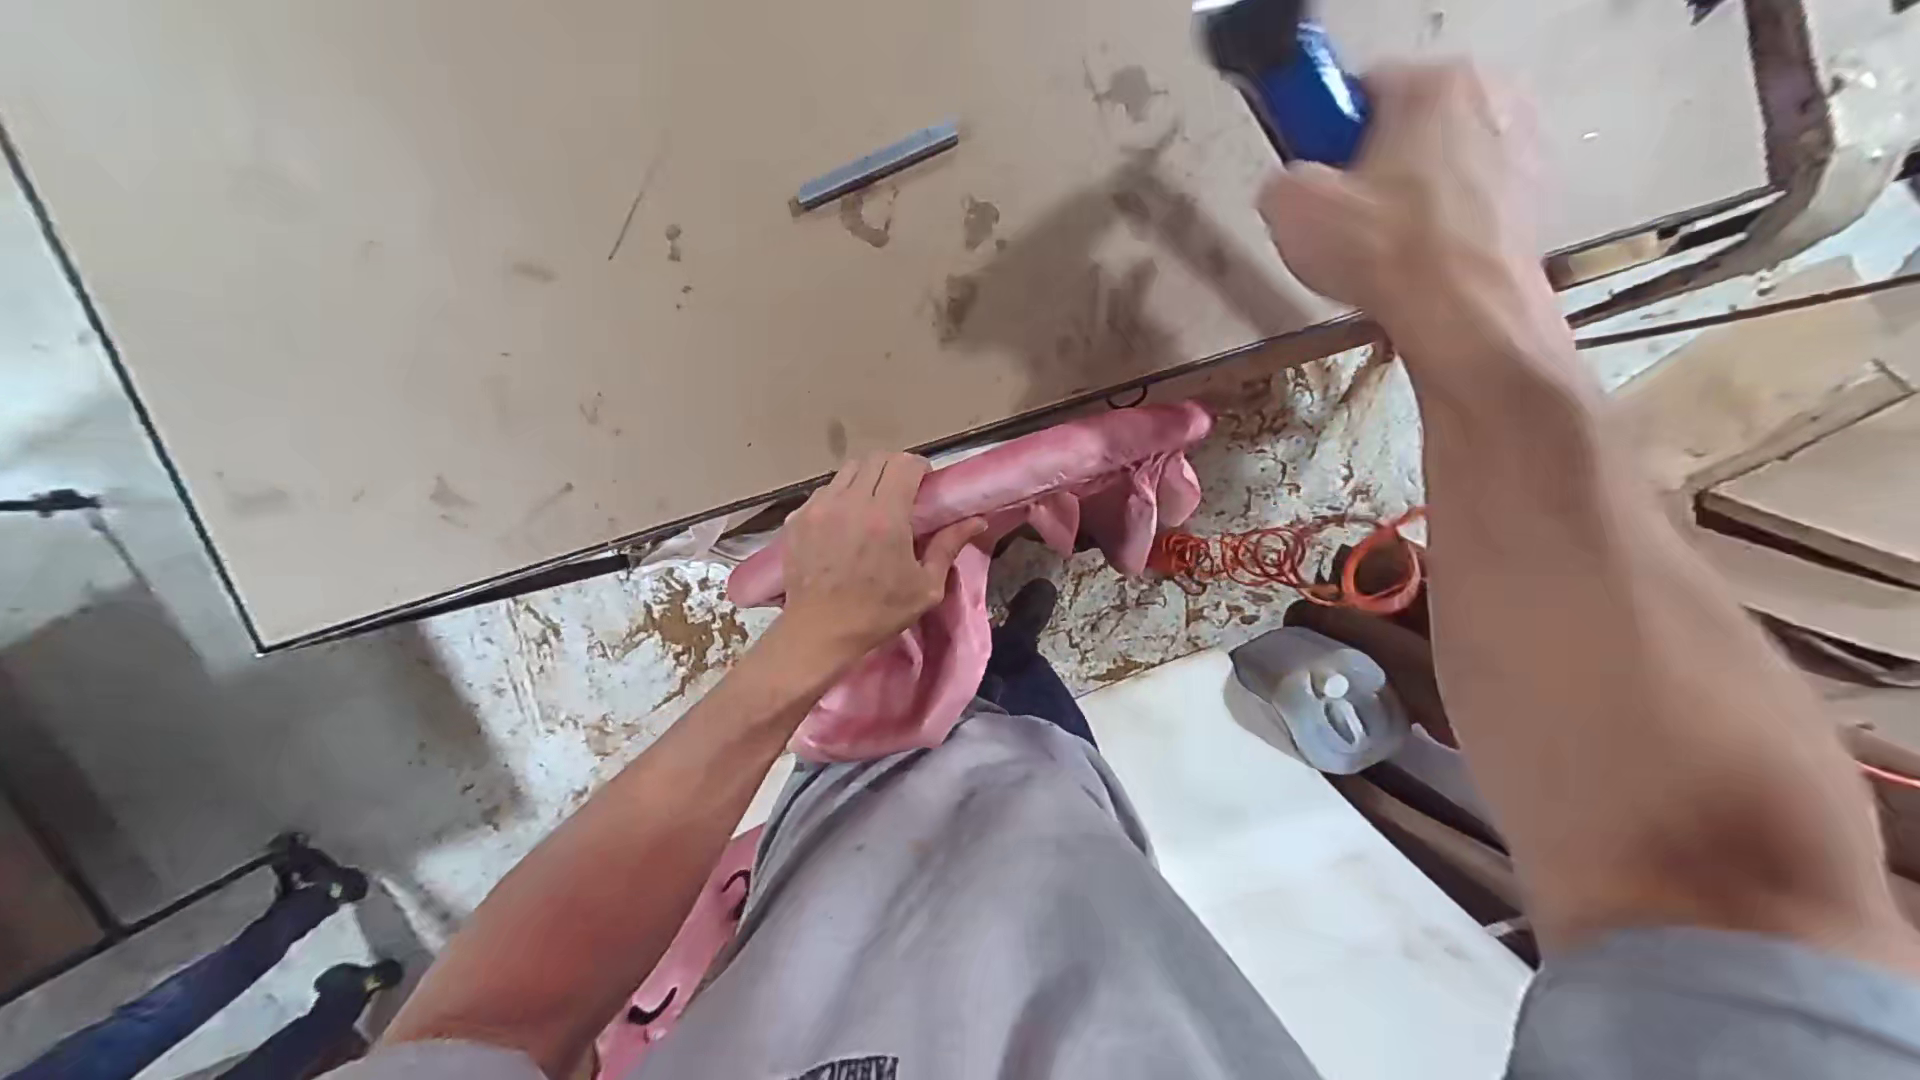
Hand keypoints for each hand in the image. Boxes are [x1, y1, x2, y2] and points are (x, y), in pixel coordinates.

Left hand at [776, 452, 986, 665]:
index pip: (904, 463)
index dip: (918, 467)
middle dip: (893, 468)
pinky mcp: (797, 519)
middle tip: (902, 491)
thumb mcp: (925, 586)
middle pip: (875, 459)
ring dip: (866, 479)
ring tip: (872, 504)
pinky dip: (840, 496)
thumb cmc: (878, 612)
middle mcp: (849, 502)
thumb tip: (977, 520)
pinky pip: (824, 492)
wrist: (819, 632)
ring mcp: (818, 508)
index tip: (924, 484)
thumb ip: (949, 546)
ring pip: (847, 471)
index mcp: (885, 516)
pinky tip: (845, 522)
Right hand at [1258, 63, 1549, 351]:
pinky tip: (1404, 261)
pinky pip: (1457, 203)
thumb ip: (1278, 182)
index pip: (1355, 90)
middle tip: (1335, 216)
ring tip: (1369, 248)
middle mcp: (1489, 100)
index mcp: (1432, 84)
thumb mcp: (1292, 211)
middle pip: (1398, 128)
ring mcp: (1517, 149)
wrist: (1463, 311)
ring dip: (1395, 201)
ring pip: (1430, 167)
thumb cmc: (1395, 255)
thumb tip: (1285, 189)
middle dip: (1362, 170)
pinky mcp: (1527, 199)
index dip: (1319, 135)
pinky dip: (1429, 228)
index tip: (1308, 165)